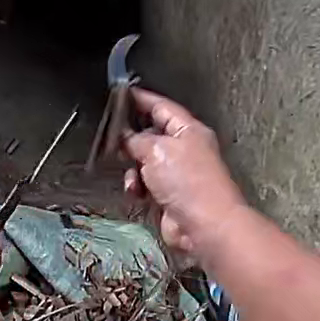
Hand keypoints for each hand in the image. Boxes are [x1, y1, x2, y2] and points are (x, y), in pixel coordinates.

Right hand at [121, 87, 248, 255]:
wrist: (205, 226)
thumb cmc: (191, 184)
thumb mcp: (157, 149)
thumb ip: (136, 139)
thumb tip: (126, 137)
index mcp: (190, 131)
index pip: (162, 107)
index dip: (140, 99)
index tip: (120, 94)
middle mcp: (185, 150)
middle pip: (151, 136)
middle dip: (132, 140)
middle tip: (115, 140)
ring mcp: (178, 175)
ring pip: (144, 163)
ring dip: (133, 169)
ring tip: (135, 177)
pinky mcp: (169, 197)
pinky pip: (145, 186)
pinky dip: (138, 188)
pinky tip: (138, 193)